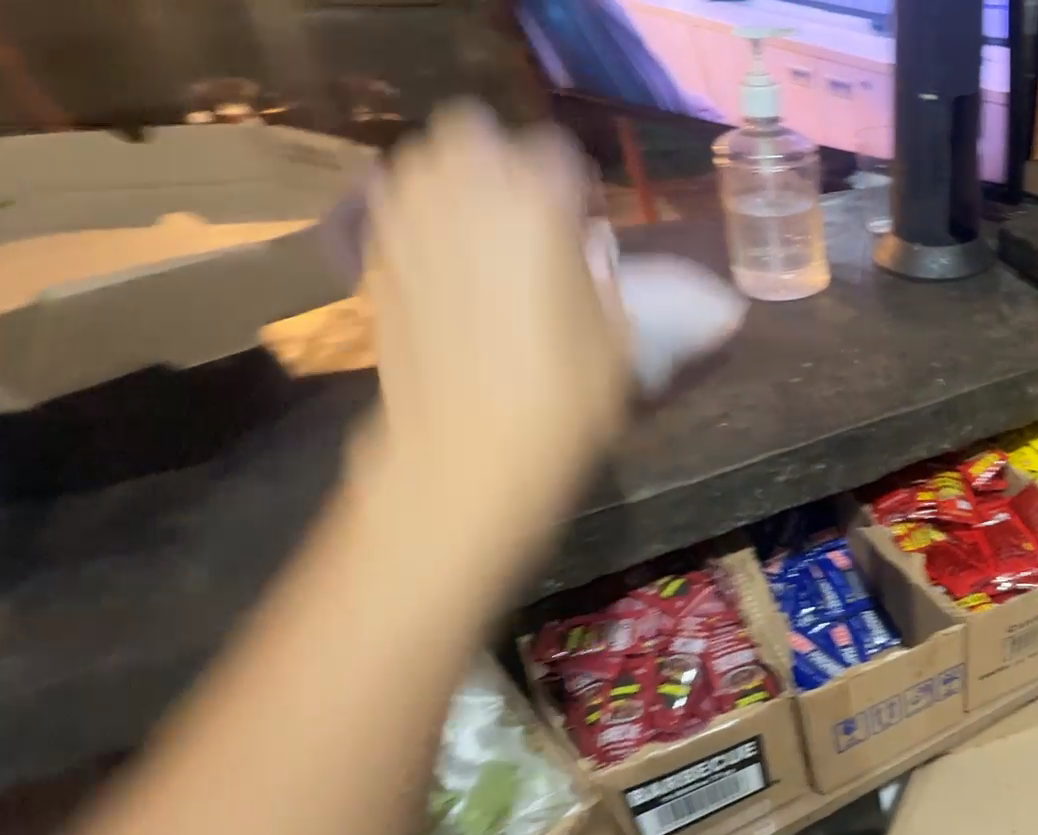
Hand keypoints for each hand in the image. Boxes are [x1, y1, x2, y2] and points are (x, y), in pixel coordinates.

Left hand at [362, 102, 627, 519]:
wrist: (465, 453)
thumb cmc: (562, 402)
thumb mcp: (616, 344)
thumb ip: (604, 278)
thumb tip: (587, 247)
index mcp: (537, 209)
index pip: (555, 155)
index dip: (574, 186)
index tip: (584, 221)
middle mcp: (466, 196)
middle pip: (476, 134)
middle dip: (504, 162)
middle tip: (529, 212)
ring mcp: (411, 224)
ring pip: (425, 162)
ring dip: (457, 182)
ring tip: (483, 227)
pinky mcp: (377, 260)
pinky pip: (398, 210)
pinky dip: (423, 219)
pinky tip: (447, 260)